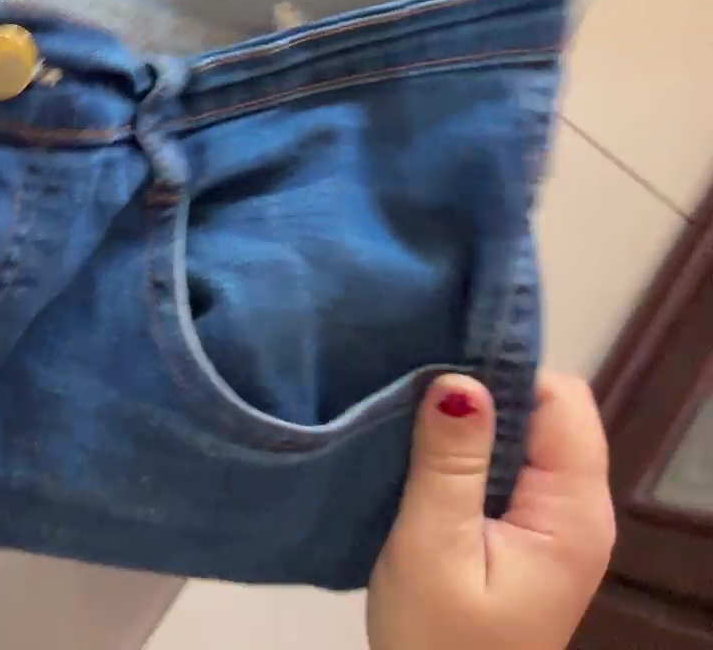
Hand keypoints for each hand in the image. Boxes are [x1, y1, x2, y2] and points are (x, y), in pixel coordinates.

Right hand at [367, 373, 615, 649]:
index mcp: (570, 513)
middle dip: (476, 381)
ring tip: (391, 385)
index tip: (432, 341)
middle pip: (539, 413)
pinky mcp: (507, 526)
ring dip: (458, 409)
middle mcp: (570, 508)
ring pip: (510, 433)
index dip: (505, 364)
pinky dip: (450, 437)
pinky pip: (490, 459)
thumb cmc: (439, 630)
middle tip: (398, 359)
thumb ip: (450, 464)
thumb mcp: (435, 544)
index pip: (562, 404)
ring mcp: (541, 519)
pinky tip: (404, 428)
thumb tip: (460, 381)